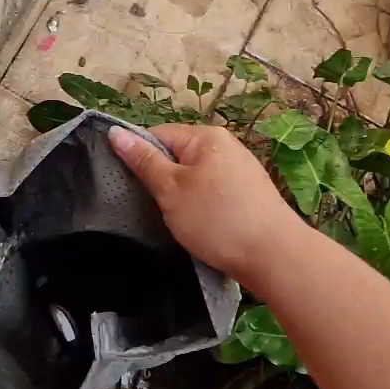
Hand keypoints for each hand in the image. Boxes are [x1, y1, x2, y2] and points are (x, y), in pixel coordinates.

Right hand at [107, 124, 306, 287]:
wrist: (275, 256)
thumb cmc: (216, 219)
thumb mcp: (170, 189)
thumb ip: (143, 160)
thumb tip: (115, 132)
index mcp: (206, 136)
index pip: (158, 135)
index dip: (140, 158)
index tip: (132, 186)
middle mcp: (226, 145)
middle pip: (178, 156)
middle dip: (163, 180)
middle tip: (154, 207)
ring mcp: (242, 170)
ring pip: (196, 177)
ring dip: (182, 196)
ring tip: (179, 220)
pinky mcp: (250, 194)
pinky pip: (214, 192)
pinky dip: (203, 207)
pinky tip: (202, 227)